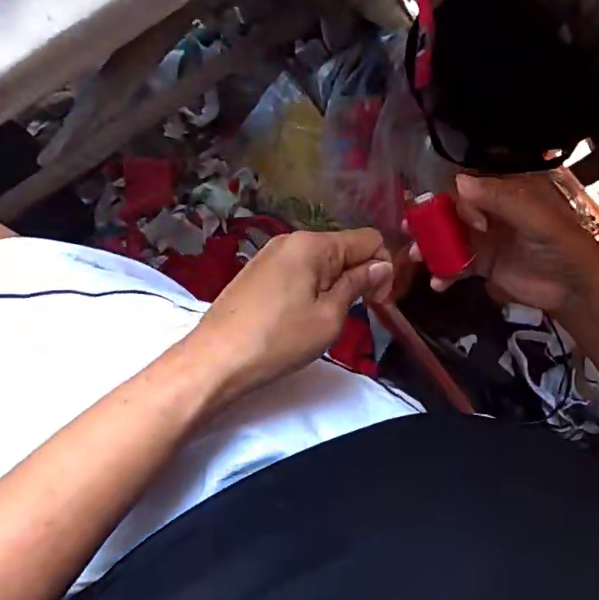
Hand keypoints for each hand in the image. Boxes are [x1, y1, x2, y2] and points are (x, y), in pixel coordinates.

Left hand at [183, 228, 395, 401]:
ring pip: (321, 260)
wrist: (215, 360)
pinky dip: (312, 286)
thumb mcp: (329, 316)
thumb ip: (358, 284)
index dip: (384, 267)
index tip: (380, 302)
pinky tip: (302, 315)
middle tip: (358, 313)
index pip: (368, 239)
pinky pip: (299, 269)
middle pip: (344, 247)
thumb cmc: (278, 340)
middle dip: (360, 274)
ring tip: (327, 318)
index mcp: (313, 244)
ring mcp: (271, 254)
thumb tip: (382, 265)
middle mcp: (292, 239)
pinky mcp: (258, 271)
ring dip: (335, 283)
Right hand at [418, 172, 598, 312]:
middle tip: (410, 232)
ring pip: (448, 237)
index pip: (468, 188)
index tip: (462, 221)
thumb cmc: (563, 246)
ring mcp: (483, 239)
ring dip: (430, 246)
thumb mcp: (536, 219)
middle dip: (429, 222)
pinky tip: (438, 284)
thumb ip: (501, 200)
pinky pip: (455, 265)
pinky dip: (443, 273)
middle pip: (450, 212)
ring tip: (417, 258)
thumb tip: (459, 183)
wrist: (576, 290)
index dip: (455, 200)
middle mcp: (489, 213)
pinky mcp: (481, 265)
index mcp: (504, 193)